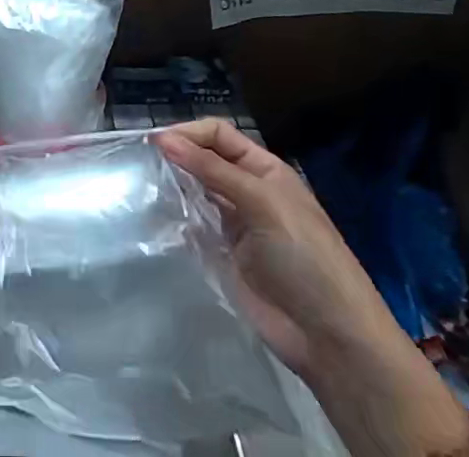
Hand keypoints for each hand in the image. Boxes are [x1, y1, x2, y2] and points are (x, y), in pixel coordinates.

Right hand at [155, 119, 384, 374]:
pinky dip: (174, 217)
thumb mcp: (262, 203)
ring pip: (194, 191)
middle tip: (141, 162)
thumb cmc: (304, 256)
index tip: (155, 143)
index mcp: (264, 170)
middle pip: (204, 160)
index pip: (219, 136)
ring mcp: (233, 223)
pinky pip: (191, 225)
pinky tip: (155, 217)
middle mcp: (247, 190)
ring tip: (142, 186)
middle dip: (176, 156)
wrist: (328, 334)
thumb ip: (212, 171)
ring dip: (172, 185)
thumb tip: (162, 139)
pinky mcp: (220, 254)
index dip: (189, 133)